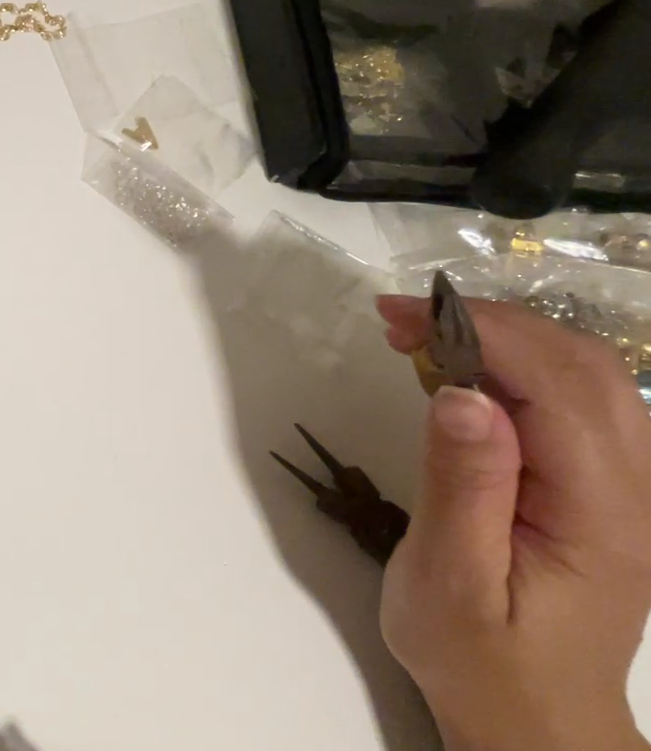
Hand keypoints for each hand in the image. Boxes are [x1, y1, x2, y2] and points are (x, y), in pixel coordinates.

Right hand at [375, 295, 650, 750]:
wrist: (528, 710)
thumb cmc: (475, 648)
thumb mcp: (452, 573)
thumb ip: (463, 483)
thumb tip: (463, 395)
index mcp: (601, 514)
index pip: (560, 393)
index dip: (486, 335)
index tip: (400, 314)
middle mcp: (635, 493)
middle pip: (590, 373)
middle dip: (495, 324)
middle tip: (398, 317)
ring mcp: (626, 490)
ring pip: (591, 381)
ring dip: (507, 338)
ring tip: (418, 334)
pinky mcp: (597, 489)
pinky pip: (573, 405)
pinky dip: (516, 366)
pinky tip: (458, 371)